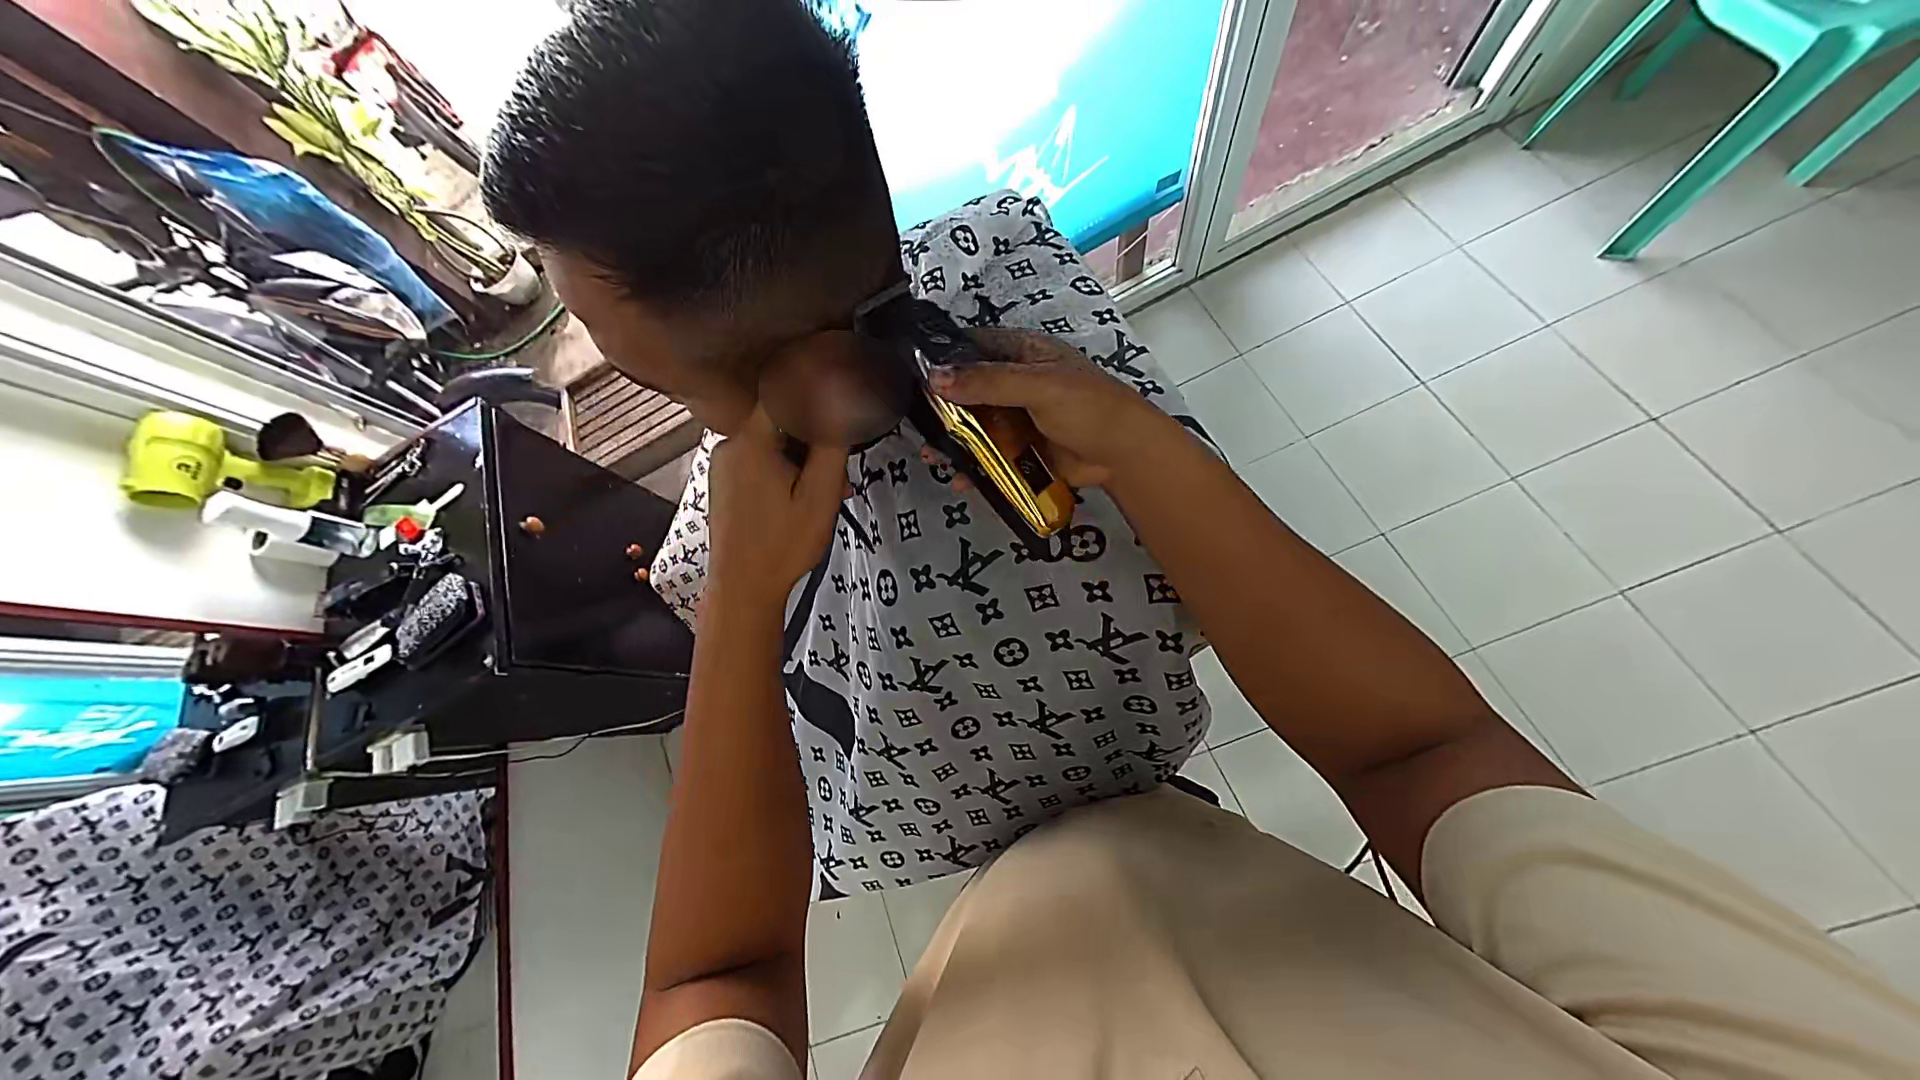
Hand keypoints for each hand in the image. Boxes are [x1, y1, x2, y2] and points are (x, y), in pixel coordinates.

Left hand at [707, 406, 848, 608]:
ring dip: (802, 458)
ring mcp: (724, 465)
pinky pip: (759, 461)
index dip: (816, 393)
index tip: (841, 402)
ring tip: (827, 489)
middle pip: (780, 420)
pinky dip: (785, 470)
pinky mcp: (725, 482)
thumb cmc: (781, 547)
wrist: (744, 588)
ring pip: (772, 442)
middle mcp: (730, 446)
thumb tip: (840, 405)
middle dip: (815, 438)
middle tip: (840, 468)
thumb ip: (830, 444)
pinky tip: (803, 496)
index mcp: (751, 442)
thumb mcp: (819, 495)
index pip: (785, 392)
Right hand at [926, 328, 1180, 486]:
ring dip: (955, 442)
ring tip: (933, 456)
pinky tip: (960, 478)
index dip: (946, 357)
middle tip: (917, 425)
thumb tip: (935, 378)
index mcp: (1025, 353)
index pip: (976, 346)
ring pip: (977, 427)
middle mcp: (1018, 382)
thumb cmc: (1088, 407)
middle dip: (944, 409)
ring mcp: (1019, 418)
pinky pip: (990, 455)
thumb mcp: (1038, 385)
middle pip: (970, 391)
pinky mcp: (1022, 449)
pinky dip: (975, 467)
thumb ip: (988, 382)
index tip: (914, 374)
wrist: (1123, 454)